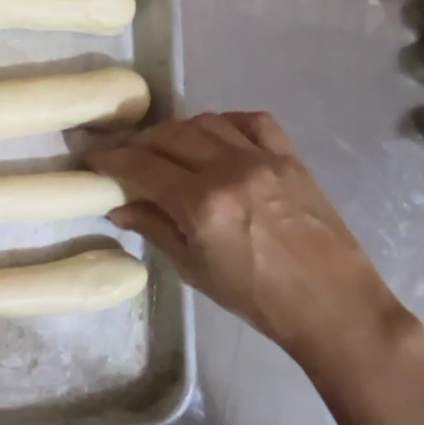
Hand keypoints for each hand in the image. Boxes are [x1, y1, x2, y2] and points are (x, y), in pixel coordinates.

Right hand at [88, 112, 413, 367]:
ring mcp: (264, 159)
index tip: (92, 160)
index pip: (142, 167)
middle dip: (139, 143)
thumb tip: (120, 207)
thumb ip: (155, 229)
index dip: (111, 161)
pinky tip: (213, 137)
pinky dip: (224, 123)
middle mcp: (230, 170)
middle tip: (122, 156)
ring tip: (162, 148)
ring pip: (206, 123)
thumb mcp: (193, 269)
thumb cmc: (255, 298)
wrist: (331, 302)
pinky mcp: (291, 158)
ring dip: (176, 131)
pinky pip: (252, 122)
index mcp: (202, 204)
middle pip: (170, 137)